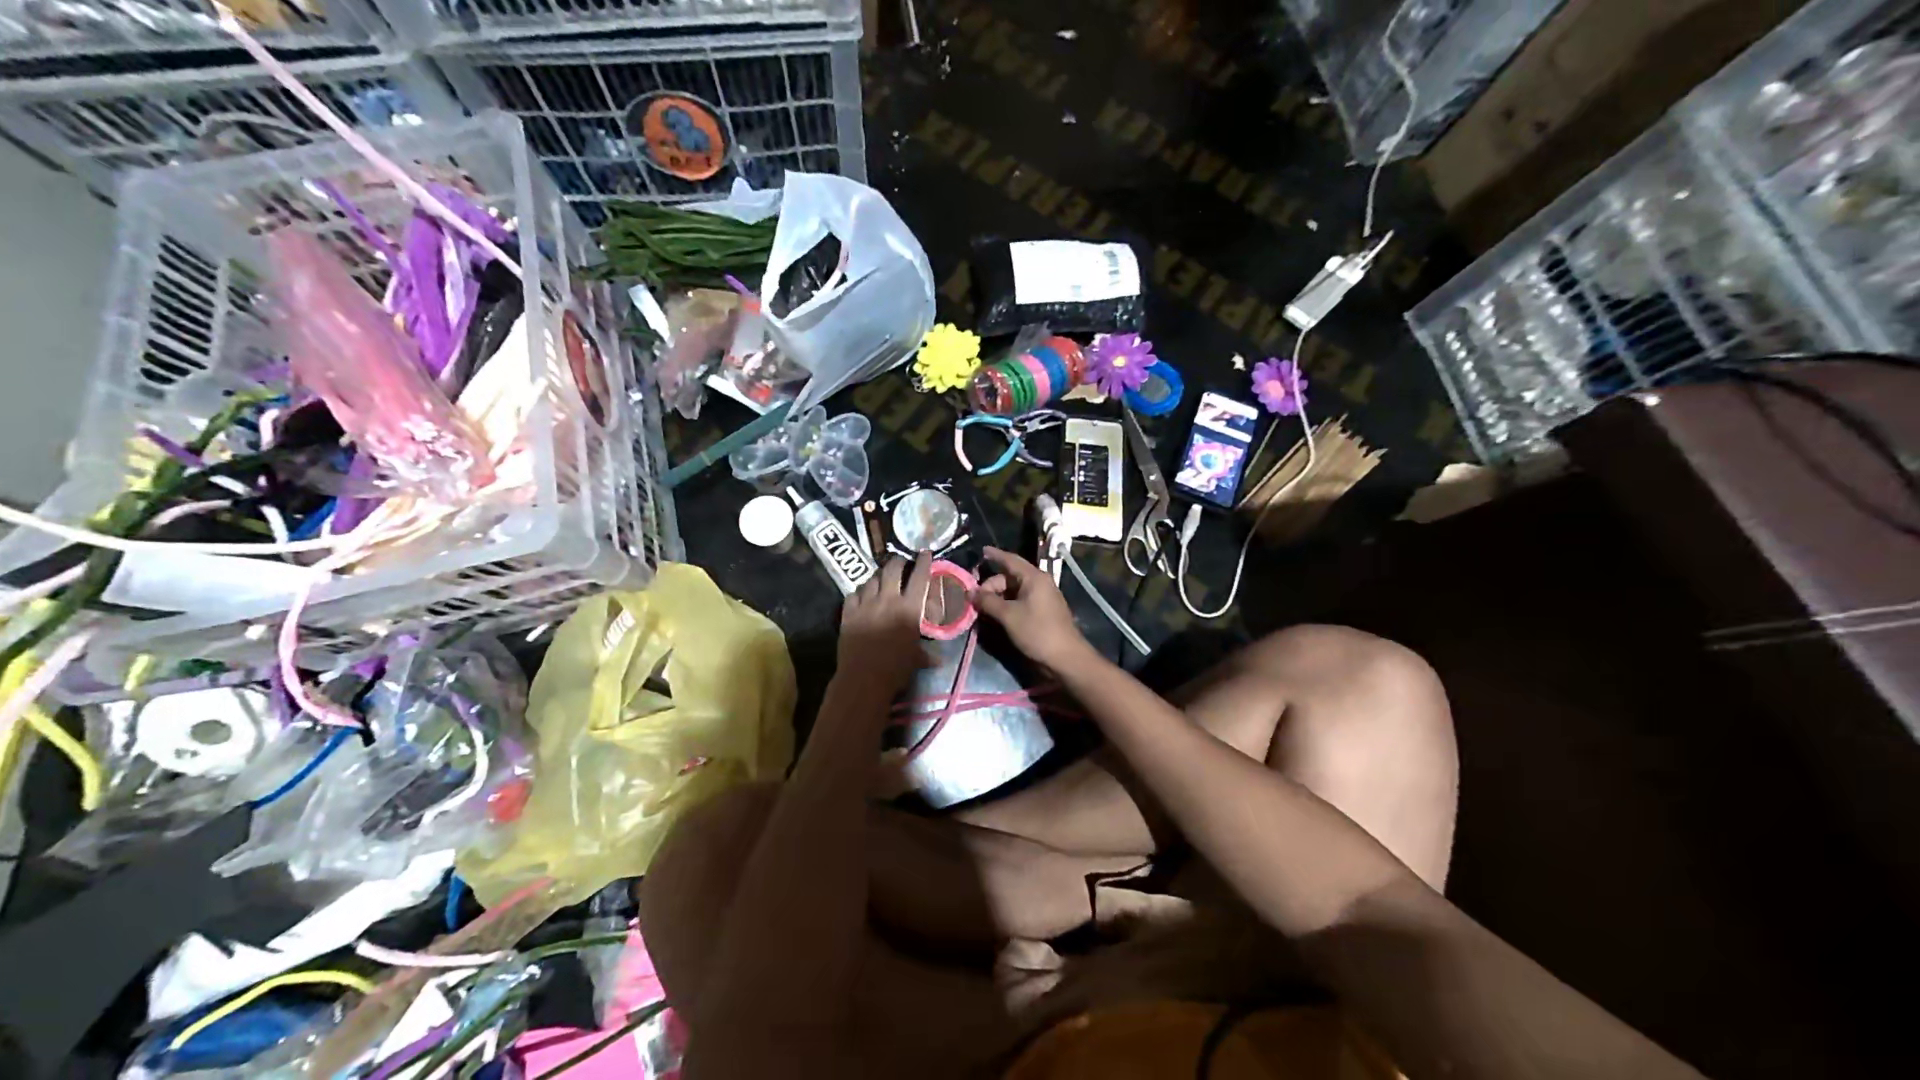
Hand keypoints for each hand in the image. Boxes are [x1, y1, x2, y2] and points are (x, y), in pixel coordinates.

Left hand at [837, 551, 934, 693]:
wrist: (864, 678)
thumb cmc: (896, 669)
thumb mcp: (916, 659)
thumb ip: (927, 655)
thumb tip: (938, 661)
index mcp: (909, 608)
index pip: (919, 577)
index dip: (923, 562)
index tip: (925, 553)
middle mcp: (887, 599)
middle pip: (892, 569)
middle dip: (897, 561)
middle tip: (900, 562)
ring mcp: (865, 604)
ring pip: (871, 579)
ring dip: (877, 576)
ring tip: (880, 578)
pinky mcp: (848, 613)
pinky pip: (853, 594)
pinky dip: (859, 592)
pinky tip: (861, 596)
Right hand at [970, 546, 1092, 670]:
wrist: (1065, 657)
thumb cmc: (1037, 631)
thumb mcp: (1008, 616)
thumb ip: (988, 602)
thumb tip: (970, 592)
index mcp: (1034, 578)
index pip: (1011, 560)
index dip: (995, 555)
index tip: (982, 551)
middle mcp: (1040, 583)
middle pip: (1010, 577)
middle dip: (991, 586)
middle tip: (975, 600)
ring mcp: (1043, 597)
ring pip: (1014, 591)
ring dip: (998, 598)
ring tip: (983, 609)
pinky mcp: (1043, 611)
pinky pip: (1021, 601)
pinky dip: (1007, 605)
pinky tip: (997, 615)